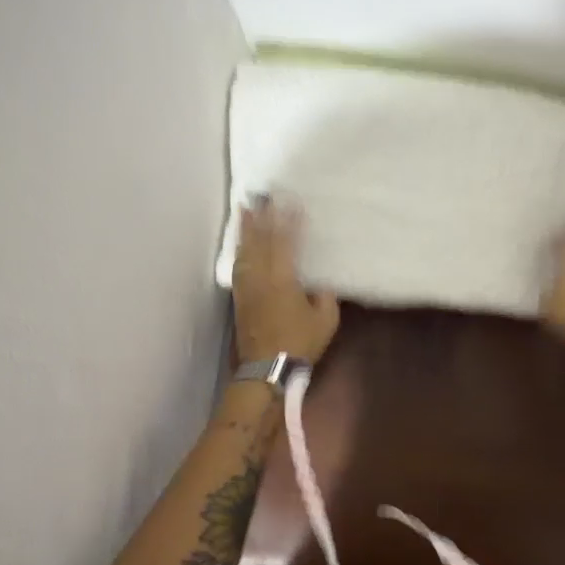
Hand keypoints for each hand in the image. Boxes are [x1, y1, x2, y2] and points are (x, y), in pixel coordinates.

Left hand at [232, 199, 339, 363]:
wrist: (267, 368)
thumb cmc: (300, 342)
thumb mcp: (326, 320)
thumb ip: (324, 296)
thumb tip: (321, 283)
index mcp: (283, 279)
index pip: (285, 242)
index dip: (288, 220)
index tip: (291, 201)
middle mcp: (261, 277)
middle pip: (259, 240)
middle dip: (261, 217)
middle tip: (261, 196)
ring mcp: (247, 287)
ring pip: (245, 251)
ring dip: (245, 229)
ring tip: (245, 209)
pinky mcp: (239, 298)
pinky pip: (238, 265)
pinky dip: (240, 249)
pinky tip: (241, 244)